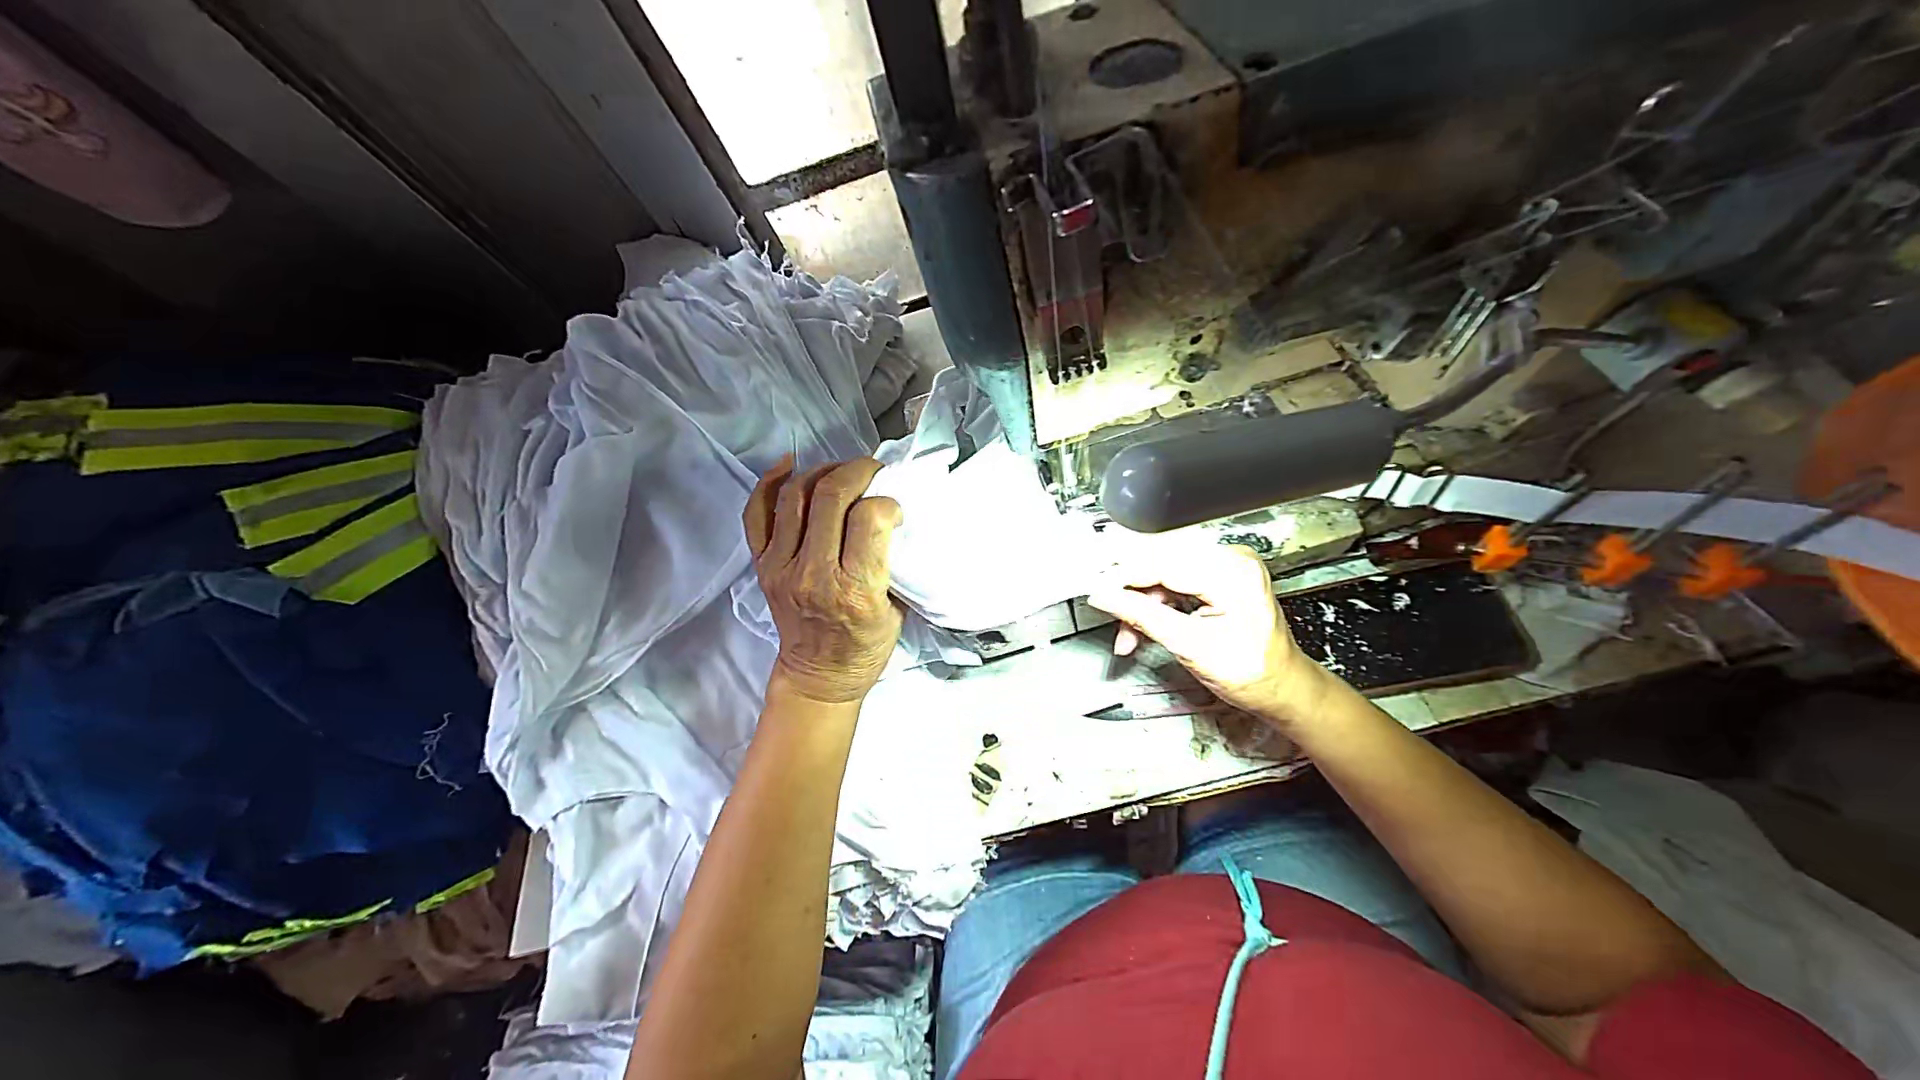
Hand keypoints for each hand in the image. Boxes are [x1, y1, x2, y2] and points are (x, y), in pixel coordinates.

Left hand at [744, 456, 903, 704]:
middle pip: (830, 497)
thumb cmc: (865, 647)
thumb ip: (892, 562)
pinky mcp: (761, 565)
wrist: (818, 677)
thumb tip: (890, 514)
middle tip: (872, 471)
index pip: (869, 518)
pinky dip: (770, 483)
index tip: (894, 507)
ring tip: (841, 471)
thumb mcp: (897, 610)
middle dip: (857, 471)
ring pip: (795, 495)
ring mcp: (780, 567)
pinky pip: (757, 513)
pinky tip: (790, 466)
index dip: (886, 501)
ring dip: (823, 471)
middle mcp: (813, 574)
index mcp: (855, 590)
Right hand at [1085, 544, 1330, 727]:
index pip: (1162, 562)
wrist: (1279, 687)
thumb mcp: (1189, 646)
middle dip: (1127, 585)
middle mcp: (1231, 560)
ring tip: (1125, 630)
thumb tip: (1106, 596)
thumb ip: (1142, 616)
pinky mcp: (1216, 576)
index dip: (1122, 574)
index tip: (1094, 584)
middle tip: (1098, 594)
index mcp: (1232, 573)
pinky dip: (1153, 602)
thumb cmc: (1254, 672)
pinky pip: (1172, 579)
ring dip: (1137, 601)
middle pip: (1160, 560)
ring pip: (1161, 571)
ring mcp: (1225, 566)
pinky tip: (1139, 625)